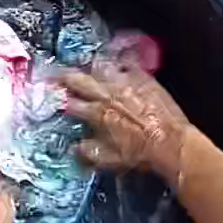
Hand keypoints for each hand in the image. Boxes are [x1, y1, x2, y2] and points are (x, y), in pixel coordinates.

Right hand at [60, 60, 194, 186]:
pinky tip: (118, 64)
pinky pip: (127, 63)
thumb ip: (89, 151)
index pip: (70, 102)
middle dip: (65, 76)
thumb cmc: (139, 154)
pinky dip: (120, 63)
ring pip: (101, 66)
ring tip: (86, 65)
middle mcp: (106, 94)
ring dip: (91, 66)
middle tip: (57, 73)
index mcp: (96, 113)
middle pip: (79, 79)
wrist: (172, 144)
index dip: (57, 98)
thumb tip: (75, 147)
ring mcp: (124, 82)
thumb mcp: (109, 160)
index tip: (50, 95)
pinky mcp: (142, 78)